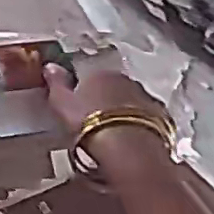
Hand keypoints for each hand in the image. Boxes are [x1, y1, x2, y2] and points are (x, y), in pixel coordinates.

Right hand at [42, 63, 174, 172]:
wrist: (126, 147)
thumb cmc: (88, 120)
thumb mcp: (60, 101)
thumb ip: (56, 82)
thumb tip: (51, 66)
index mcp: (101, 73)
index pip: (88, 73)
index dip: (79, 85)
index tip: (72, 97)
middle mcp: (127, 81)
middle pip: (112, 86)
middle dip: (102, 97)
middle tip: (89, 114)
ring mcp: (147, 100)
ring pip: (130, 101)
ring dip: (121, 110)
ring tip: (108, 128)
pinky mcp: (162, 120)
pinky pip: (145, 118)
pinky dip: (136, 123)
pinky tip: (126, 136)